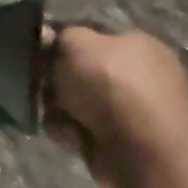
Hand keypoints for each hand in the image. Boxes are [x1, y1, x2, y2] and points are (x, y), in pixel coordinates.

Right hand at [45, 27, 187, 187]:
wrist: (147, 154)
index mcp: (140, 46)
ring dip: (58, 104)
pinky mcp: (126, 143)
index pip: (91, 33)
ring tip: (58, 112)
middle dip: (55, 76)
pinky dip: (70, 129)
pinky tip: (71, 132)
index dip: (61, 38)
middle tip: (44, 81)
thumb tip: (50, 40)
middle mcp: (143, 77)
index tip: (40, 48)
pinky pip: (82, 127)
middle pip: (80, 68)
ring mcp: (136, 113)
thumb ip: (58, 34)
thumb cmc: (113, 85)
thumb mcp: (75, 41)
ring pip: (76, 99)